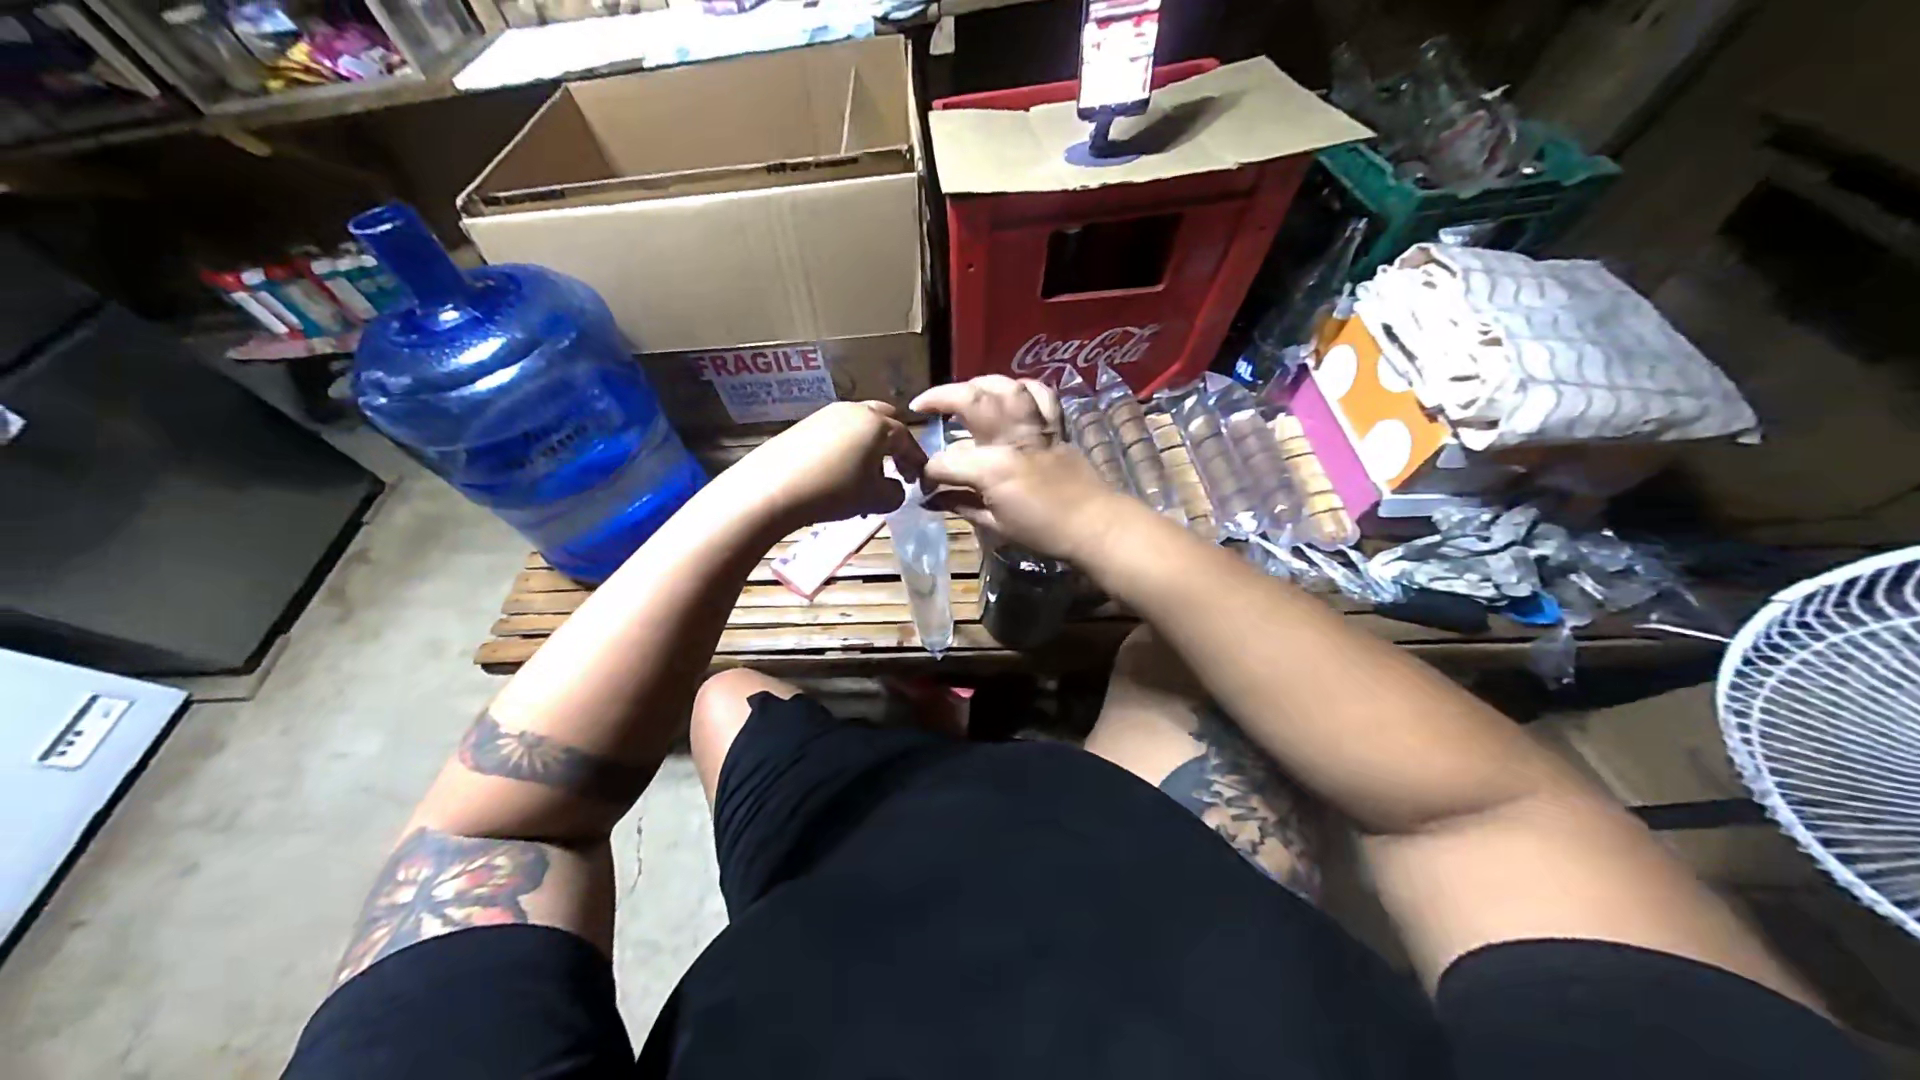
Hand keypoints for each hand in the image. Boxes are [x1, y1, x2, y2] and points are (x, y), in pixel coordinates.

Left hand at [735, 402, 924, 529]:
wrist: (772, 488)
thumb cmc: (834, 491)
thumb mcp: (876, 499)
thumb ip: (896, 492)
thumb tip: (894, 486)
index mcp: (879, 425)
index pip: (908, 440)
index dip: (916, 462)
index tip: (918, 481)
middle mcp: (855, 411)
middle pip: (884, 421)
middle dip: (893, 445)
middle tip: (893, 470)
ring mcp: (826, 414)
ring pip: (859, 427)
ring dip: (868, 448)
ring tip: (863, 478)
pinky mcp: (804, 425)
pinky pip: (836, 433)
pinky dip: (846, 449)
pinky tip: (837, 474)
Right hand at [912, 378, 1135, 560]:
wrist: (1094, 524)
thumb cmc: (1043, 531)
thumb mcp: (996, 525)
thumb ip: (961, 505)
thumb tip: (934, 498)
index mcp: (991, 468)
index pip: (946, 461)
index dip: (929, 473)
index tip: (926, 482)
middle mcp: (1010, 439)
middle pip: (970, 400)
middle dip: (939, 397)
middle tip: (922, 404)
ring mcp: (1034, 428)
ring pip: (1004, 387)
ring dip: (978, 383)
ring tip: (962, 391)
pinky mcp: (1055, 426)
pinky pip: (1039, 394)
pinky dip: (1022, 387)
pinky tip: (1008, 393)